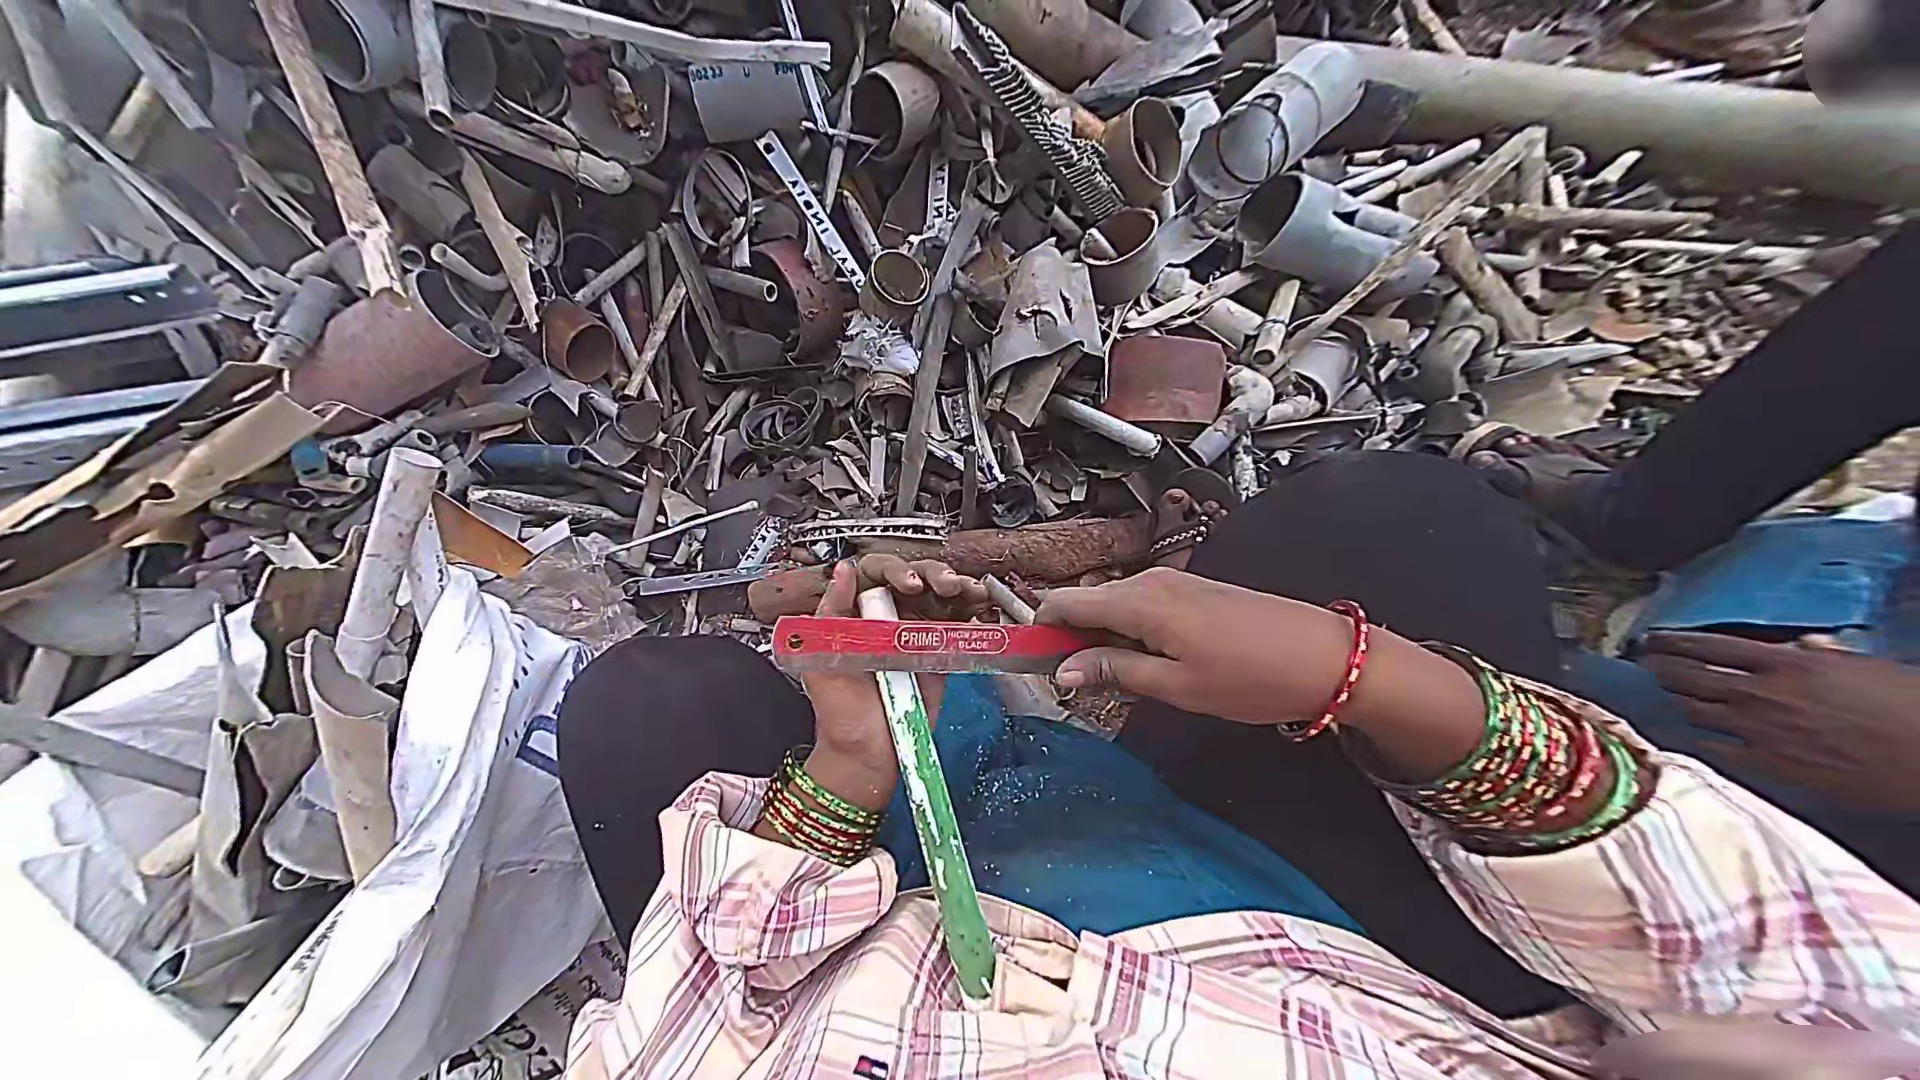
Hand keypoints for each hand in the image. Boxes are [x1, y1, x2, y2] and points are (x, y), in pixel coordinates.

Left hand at [796, 556, 986, 812]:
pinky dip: (973, 613)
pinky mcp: (939, 652)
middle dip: (934, 574)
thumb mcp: (822, 657)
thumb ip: (830, 612)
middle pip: (916, 576)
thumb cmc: (839, 709)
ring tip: (968, 592)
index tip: (909, 584)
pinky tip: (980, 608)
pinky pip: (959, 625)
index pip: (878, 573)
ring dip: (959, 587)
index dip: (896, 570)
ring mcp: (917, 632)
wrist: (868, 752)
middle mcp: (889, 614)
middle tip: (946, 585)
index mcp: (859, 609)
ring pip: (942, 595)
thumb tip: (842, 571)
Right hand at [1034, 568, 1485, 775]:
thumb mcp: (1174, 685)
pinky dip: (1127, 630)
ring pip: (1112, 604)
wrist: (1326, 657)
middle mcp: (1149, 580)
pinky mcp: (1189, 588)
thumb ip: (1112, 671)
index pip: (1065, 603)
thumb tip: (1062, 671)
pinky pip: (1139, 604)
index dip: (1039, 630)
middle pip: (1086, 603)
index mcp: (1139, 600)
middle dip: (1071, 638)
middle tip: (1077, 683)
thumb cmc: (1249, 676)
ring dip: (1100, 637)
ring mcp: (1171, 580)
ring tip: (1115, 678)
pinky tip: (1145, 660)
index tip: (1031, 661)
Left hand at [1639, 632, 1919, 812]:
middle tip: (1647, 666)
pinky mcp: (1767, 763)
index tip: (1651, 640)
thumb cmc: (1917, 708)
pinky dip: (1699, 739)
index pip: (1706, 645)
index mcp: (1786, 664)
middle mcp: (1759, 692)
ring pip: (1690, 709)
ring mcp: (1757, 728)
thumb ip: (1821, 656)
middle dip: (1659, 668)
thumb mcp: (1867, 670)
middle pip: (1684, 675)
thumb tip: (1799, 645)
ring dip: (1676, 700)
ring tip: (1670, 696)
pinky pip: (1711, 747)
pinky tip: (1695, 735)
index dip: (1671, 641)